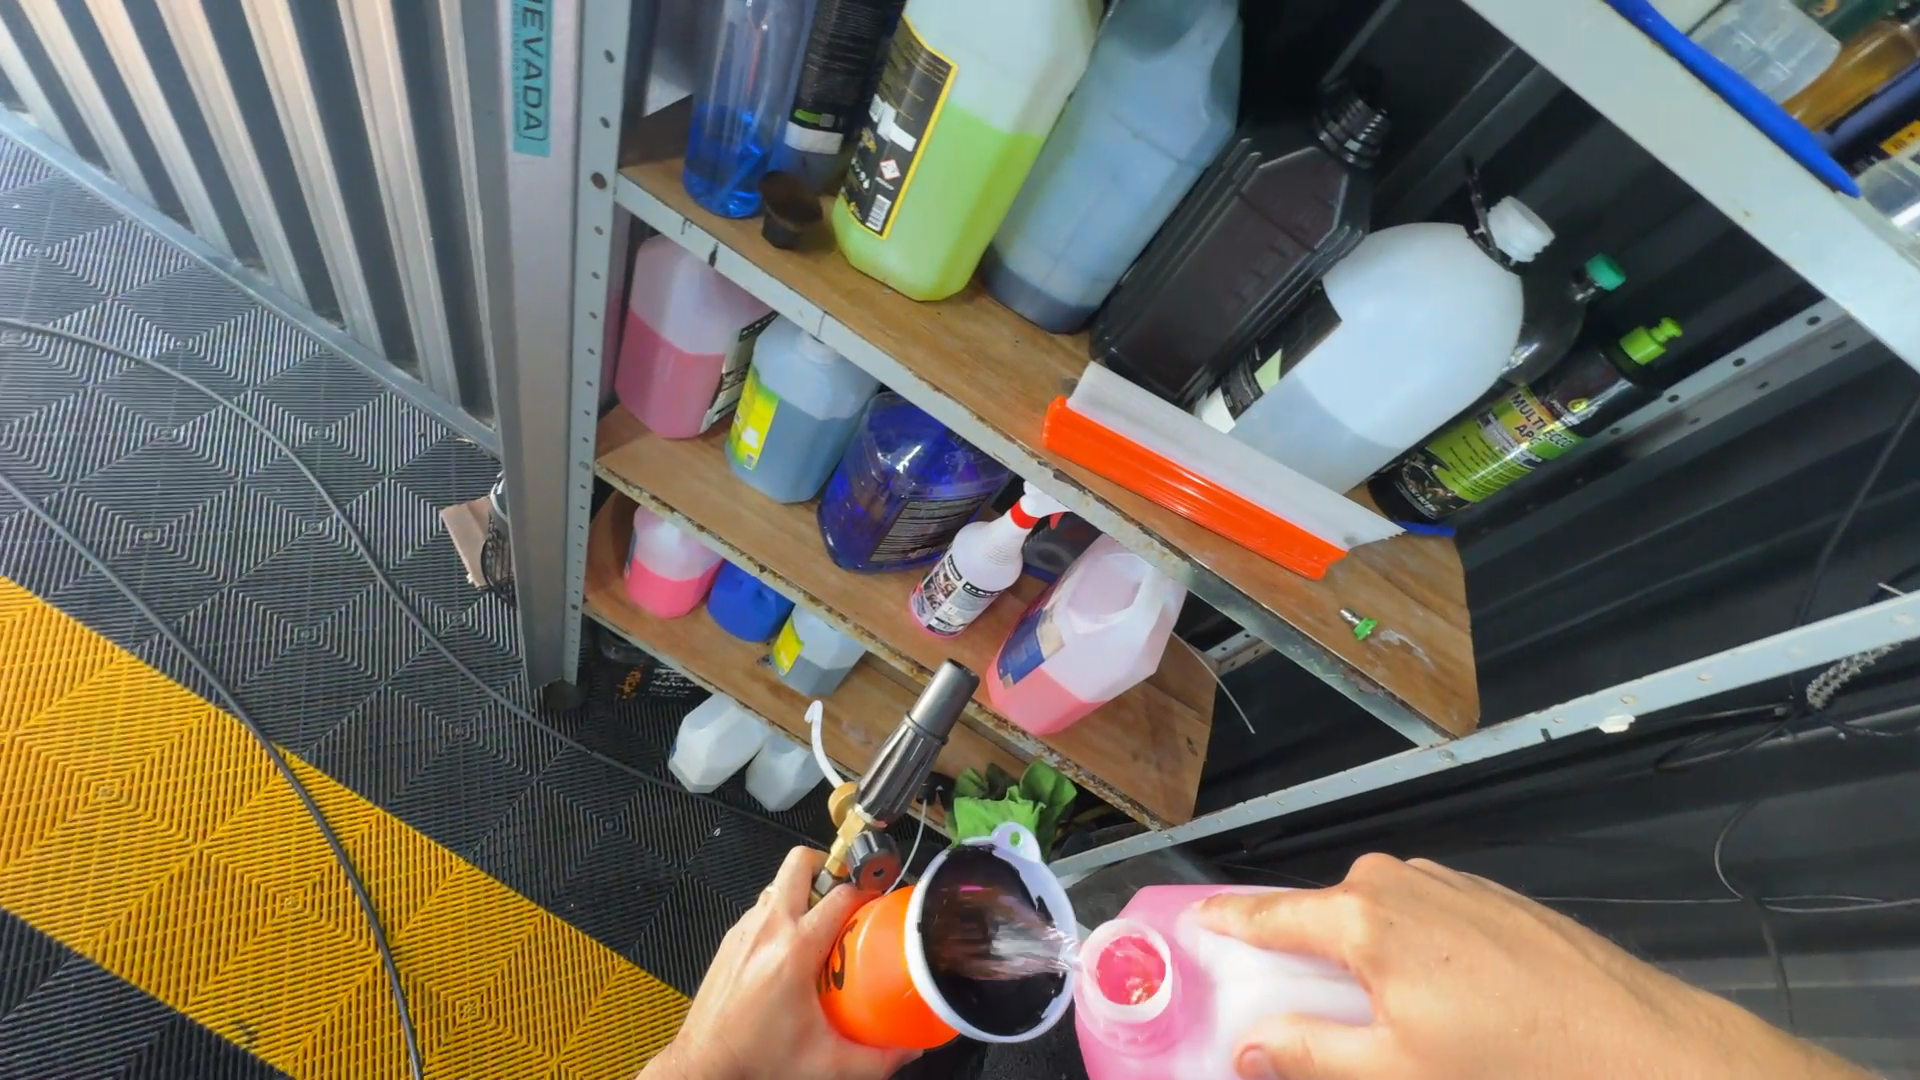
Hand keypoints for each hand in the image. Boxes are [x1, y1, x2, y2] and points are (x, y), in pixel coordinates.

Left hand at [639, 847, 919, 1079]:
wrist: (703, 1067)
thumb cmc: (754, 1059)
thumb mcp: (823, 1063)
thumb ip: (873, 1059)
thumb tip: (906, 1050)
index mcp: (795, 949)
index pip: (841, 895)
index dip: (865, 891)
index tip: (874, 903)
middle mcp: (769, 928)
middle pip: (801, 861)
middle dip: (827, 865)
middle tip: (842, 890)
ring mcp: (746, 928)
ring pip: (781, 883)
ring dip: (803, 892)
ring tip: (818, 923)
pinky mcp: (732, 938)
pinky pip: (763, 907)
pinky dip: (781, 915)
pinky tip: (788, 949)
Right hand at [1197, 854, 1867, 1079]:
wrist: (1661, 1052)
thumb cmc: (1515, 1066)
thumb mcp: (1401, 1073)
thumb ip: (1312, 1054)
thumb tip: (1245, 1048)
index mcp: (1359, 917)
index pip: (1268, 913)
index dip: (1225, 920)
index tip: (1191, 921)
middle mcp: (1388, 879)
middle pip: (1318, 911)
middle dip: (1301, 949)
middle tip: (1297, 994)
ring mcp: (1438, 877)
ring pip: (1369, 909)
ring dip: (1356, 946)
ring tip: (1383, 1002)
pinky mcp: (1479, 888)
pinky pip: (1413, 907)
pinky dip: (1401, 938)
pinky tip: (1443, 986)